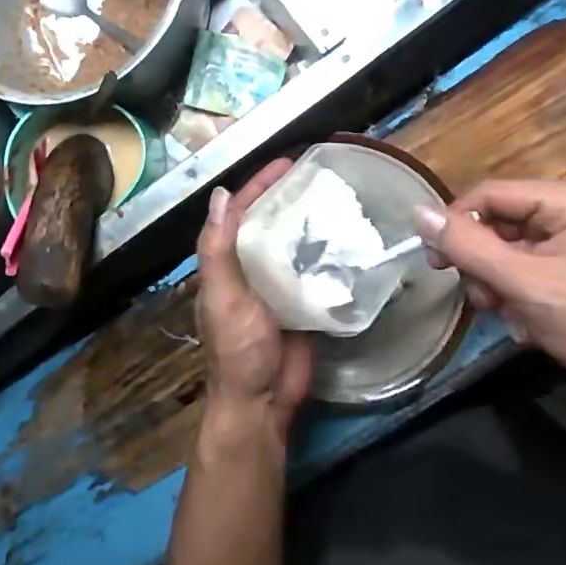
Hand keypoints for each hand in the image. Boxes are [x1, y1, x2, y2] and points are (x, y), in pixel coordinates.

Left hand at [196, 159, 313, 436]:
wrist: (263, 401)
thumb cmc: (238, 349)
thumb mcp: (224, 296)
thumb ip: (218, 250)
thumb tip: (219, 196)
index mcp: (224, 264)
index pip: (238, 213)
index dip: (258, 185)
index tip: (286, 163)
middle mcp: (247, 269)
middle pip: (267, 223)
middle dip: (287, 198)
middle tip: (319, 176)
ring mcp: (275, 287)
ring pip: (290, 245)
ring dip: (308, 223)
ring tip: (338, 199)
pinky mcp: (300, 305)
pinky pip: (312, 273)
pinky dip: (324, 256)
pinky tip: (347, 240)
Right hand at [415, 179, 565, 412]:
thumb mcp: (530, 285)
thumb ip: (470, 247)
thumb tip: (417, 212)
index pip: (491, 194)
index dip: (456, 223)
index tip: (436, 263)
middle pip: (499, 224)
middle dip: (483, 264)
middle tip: (483, 301)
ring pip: (509, 251)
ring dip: (499, 286)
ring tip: (512, 319)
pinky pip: (529, 270)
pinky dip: (520, 296)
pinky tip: (530, 325)